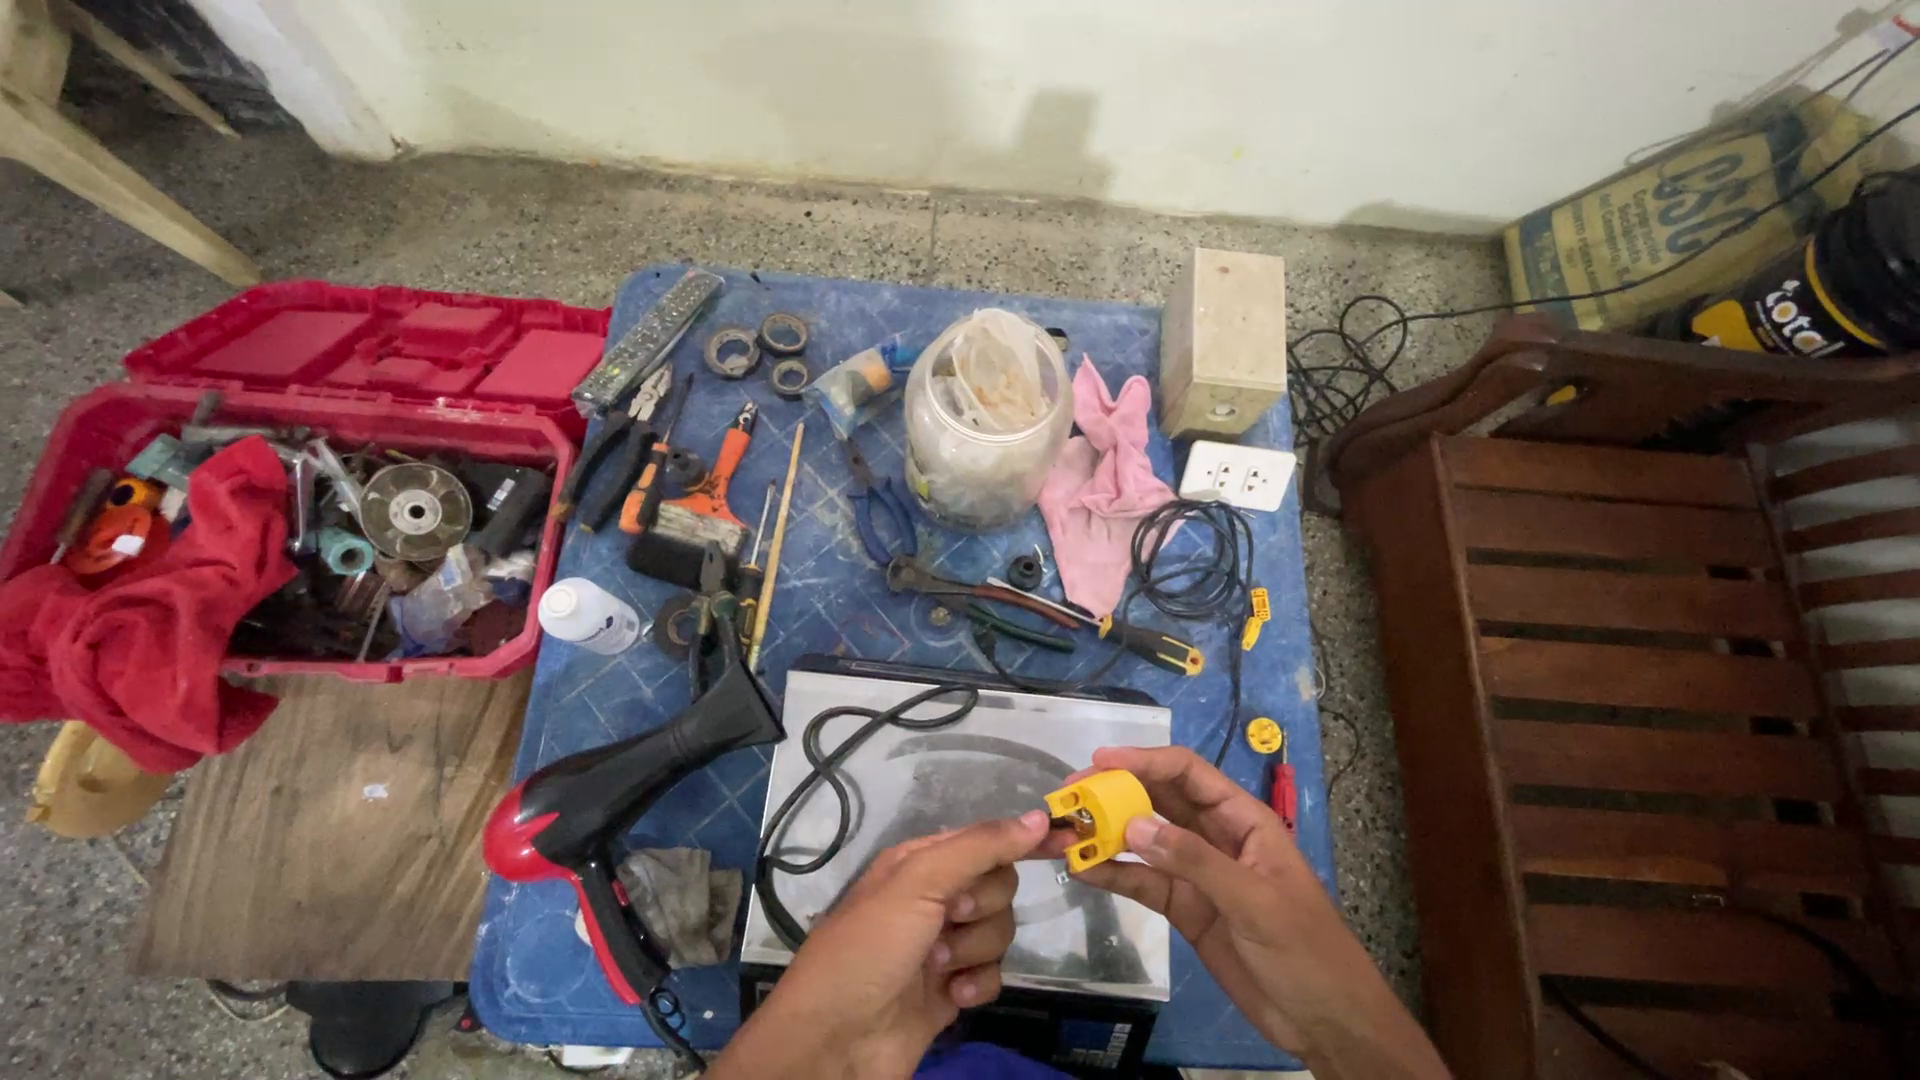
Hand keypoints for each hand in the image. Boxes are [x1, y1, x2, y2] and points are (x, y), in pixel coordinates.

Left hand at [709, 810, 1048, 1079]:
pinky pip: (993, 975)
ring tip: (938, 965)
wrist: (836, 1041)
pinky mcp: (952, 990)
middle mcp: (934, 897)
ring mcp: (944, 945)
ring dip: (974, 948)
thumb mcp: (918, 881)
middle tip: (950, 918)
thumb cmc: (870, 946)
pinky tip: (950, 997)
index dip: (1024, 838)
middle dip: (984, 905)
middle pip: (999, 885)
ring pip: (999, 931)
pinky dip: (976, 985)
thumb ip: (979, 847)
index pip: (984, 838)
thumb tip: (1039, 816)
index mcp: (920, 861)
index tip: (1068, 839)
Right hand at [1053, 747, 1448, 1079]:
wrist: (1326, 1022)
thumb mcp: (1255, 901)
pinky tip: (1084, 872)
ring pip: (1145, 839)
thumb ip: (1195, 861)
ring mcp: (1197, 873)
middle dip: (1116, 792)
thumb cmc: (1307, 950)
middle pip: (1158, 800)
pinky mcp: (1184, 908)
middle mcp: (1214, 836)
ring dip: (1108, 833)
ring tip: (1068, 831)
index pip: (1187, 773)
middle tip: (1071, 796)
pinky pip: (1143, 881)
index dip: (1144, 760)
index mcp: (1242, 819)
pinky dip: (1114, 874)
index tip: (1099, 763)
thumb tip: (1132, 825)